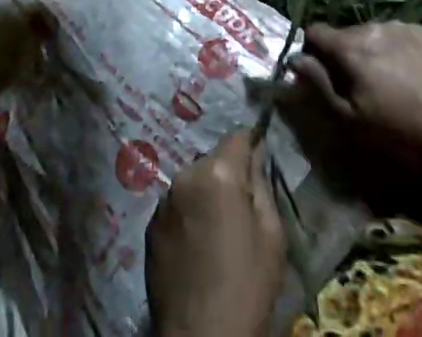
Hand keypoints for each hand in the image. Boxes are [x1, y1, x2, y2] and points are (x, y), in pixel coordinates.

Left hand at [146, 130, 285, 336]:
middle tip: (241, 205)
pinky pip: (176, 205)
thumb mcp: (272, 233)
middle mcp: (185, 176)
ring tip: (217, 229)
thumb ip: (262, 184)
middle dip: (227, 173)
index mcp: (218, 173)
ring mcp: (163, 202)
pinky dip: (188, 214)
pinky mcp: (150, 226)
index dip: (251, 142)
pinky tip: (197, 244)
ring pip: (193, 182)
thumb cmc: (247, 285)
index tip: (259, 156)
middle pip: (212, 159)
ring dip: (205, 193)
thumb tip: (256, 155)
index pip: (237, 135)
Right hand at [290, 22, 421, 162]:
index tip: (318, 77)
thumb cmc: (405, 132)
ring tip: (386, 86)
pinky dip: (393, 53)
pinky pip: (395, 38)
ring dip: (369, 54)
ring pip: (371, 36)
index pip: (315, 32)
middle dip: (342, 56)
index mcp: (351, 46)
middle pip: (344, 35)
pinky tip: (409, 80)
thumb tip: (296, 59)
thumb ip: (320, 85)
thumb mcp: (352, 120)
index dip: (311, 52)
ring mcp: (402, 26)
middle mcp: (374, 26)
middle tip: (356, 90)